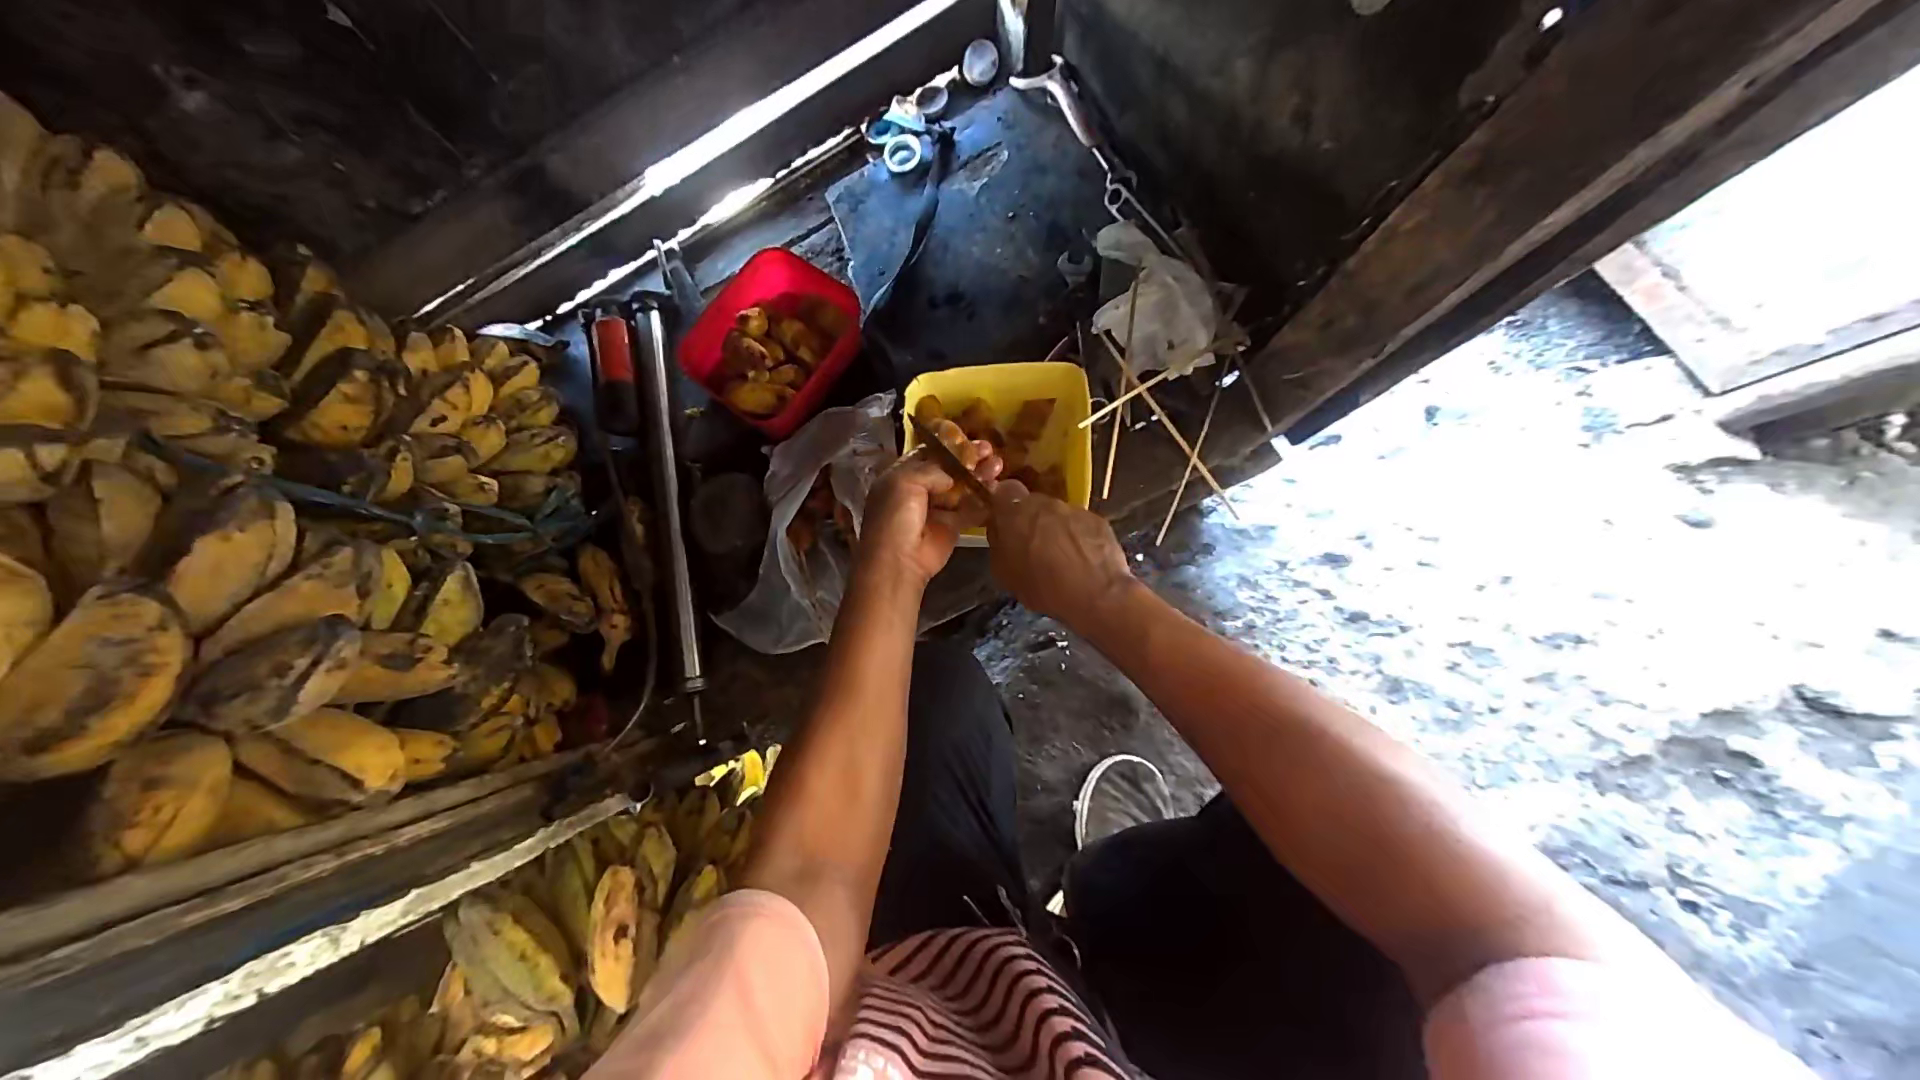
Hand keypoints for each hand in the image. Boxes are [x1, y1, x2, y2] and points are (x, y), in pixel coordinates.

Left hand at [856, 444, 1000, 588]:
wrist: (899, 561)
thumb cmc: (896, 517)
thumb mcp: (906, 482)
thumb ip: (931, 469)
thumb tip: (954, 472)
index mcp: (901, 475)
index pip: (927, 454)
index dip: (949, 446)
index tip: (969, 438)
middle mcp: (918, 490)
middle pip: (948, 469)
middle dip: (968, 459)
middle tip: (989, 450)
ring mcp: (936, 509)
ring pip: (962, 488)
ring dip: (979, 476)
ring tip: (997, 466)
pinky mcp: (952, 526)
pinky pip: (970, 509)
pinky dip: (984, 500)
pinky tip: (997, 488)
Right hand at [986, 481, 1137, 622]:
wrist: (1097, 595)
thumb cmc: (1043, 587)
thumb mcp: (1004, 575)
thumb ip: (998, 546)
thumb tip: (1000, 534)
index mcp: (1014, 514)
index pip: (1003, 492)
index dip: (1005, 506)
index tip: (1006, 523)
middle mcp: (1044, 504)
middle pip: (1032, 504)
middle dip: (1031, 521)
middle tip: (1033, 546)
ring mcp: (1073, 509)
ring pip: (1058, 514)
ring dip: (1056, 529)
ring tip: (1062, 557)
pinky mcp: (1097, 519)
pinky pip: (1081, 524)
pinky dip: (1079, 537)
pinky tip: (1083, 559)